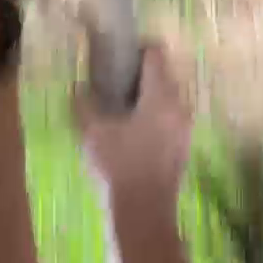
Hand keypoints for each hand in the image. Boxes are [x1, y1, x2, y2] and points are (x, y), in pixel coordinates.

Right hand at [75, 46, 193, 215]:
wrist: (145, 215)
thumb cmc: (119, 166)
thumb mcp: (93, 132)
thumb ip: (84, 103)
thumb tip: (77, 86)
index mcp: (161, 95)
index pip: (156, 53)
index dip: (137, 48)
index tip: (117, 55)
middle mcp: (179, 106)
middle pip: (164, 72)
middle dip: (141, 73)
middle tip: (115, 80)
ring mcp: (185, 127)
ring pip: (169, 95)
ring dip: (148, 94)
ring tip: (123, 106)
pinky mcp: (184, 146)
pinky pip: (171, 115)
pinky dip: (155, 113)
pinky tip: (133, 129)